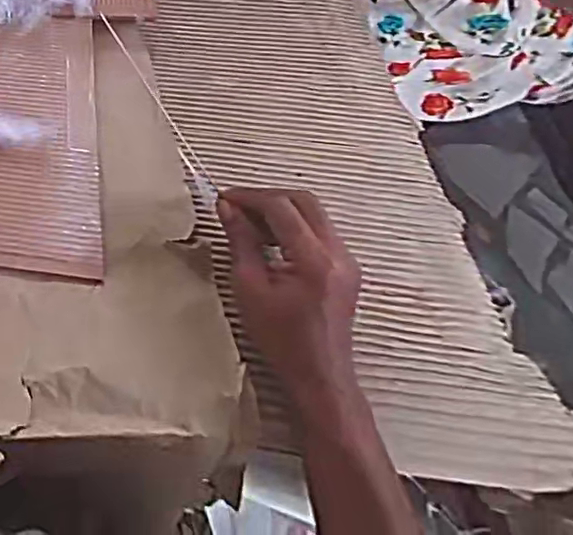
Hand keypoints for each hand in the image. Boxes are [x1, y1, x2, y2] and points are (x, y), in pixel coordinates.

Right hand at [218, 189, 362, 397]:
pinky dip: (293, 224)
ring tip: (250, 222)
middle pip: (303, 201)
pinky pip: (319, 229)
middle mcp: (337, 254)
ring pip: (312, 212)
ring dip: (280, 209)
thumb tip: (227, 207)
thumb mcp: (249, 287)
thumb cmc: (281, 339)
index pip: (281, 207)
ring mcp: (346, 260)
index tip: (225, 198)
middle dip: (267, 197)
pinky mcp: (346, 266)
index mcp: (314, 260)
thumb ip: (240, 240)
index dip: (250, 197)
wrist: (319, 376)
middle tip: (237, 205)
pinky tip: (270, 238)